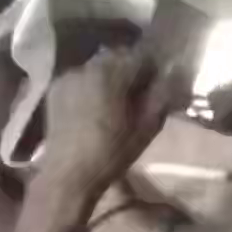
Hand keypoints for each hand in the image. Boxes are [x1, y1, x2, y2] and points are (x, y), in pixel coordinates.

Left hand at [37, 47, 187, 199]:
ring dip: (112, 76)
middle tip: (141, 93)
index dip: (154, 68)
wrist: (68, 176)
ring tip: (118, 99)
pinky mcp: (56, 89)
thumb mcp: (147, 127)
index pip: (141, 55)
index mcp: (111, 73)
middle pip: (118, 57)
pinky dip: (93, 84)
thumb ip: (163, 95)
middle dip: (132, 69)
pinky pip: (82, 77)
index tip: (159, 85)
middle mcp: (87, 67)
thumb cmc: (112, 153)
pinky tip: (97, 105)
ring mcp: (68, 77)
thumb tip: (175, 73)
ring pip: (99, 66)